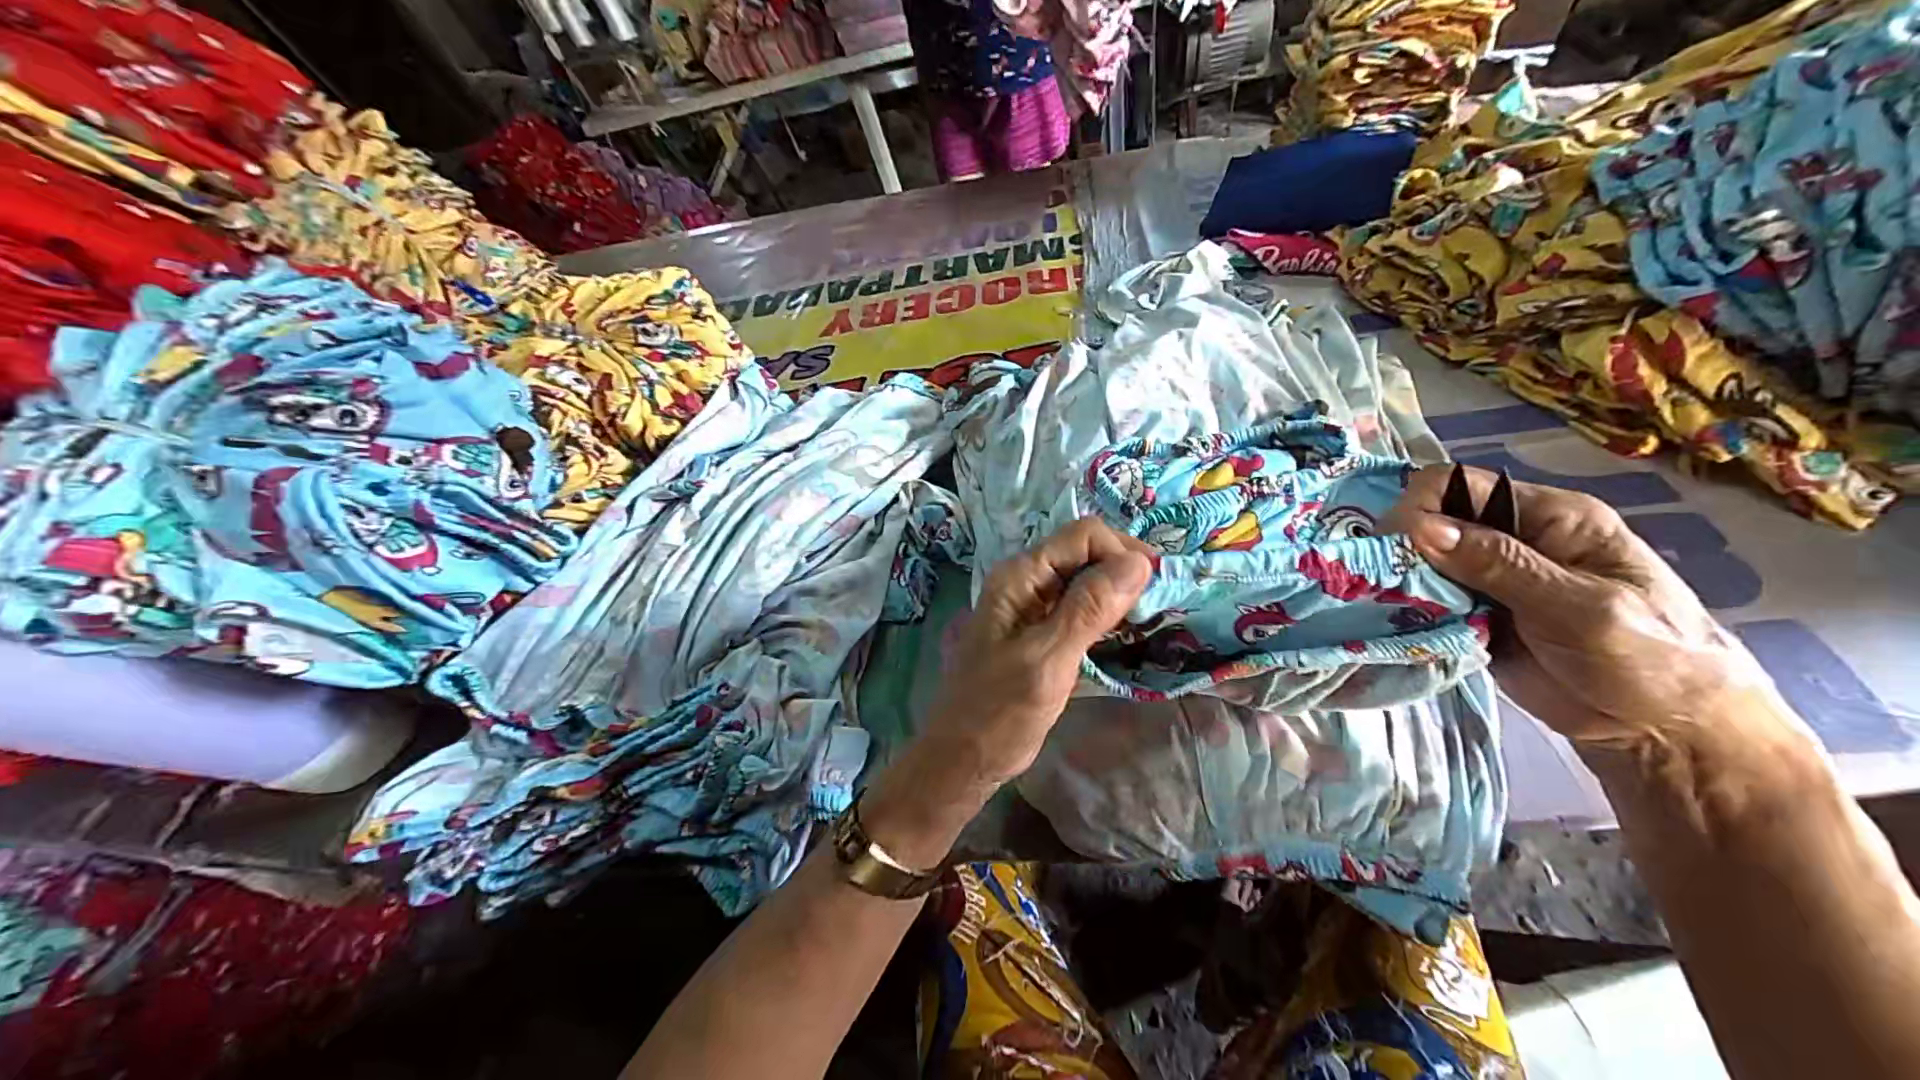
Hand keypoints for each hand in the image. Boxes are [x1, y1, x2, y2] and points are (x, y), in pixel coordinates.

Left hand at [862, 518, 1153, 865]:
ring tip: (1150, 618)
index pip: (1083, 536)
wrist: (964, 758)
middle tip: (1159, 605)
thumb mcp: (1048, 660)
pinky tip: (1126, 634)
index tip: (1156, 588)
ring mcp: (1032, 606)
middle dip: (1125, 569)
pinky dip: (1106, 613)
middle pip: (1086, 552)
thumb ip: (1088, 609)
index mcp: (1020, 577)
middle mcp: (1026, 582)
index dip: (1123, 553)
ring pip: (1085, 579)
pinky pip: (1079, 607)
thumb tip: (1138, 562)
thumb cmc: (999, 713)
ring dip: (1119, 592)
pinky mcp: (1040, 631)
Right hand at [1385, 466, 1793, 754]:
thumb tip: (1420, 527)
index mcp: (1550, 518)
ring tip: (1390, 609)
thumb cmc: (1649, 660)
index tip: (1397, 548)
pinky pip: (1425, 601)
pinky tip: (1402, 626)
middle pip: (1431, 522)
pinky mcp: (1472, 615)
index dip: (1420, 507)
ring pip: (1420, 563)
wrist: (1664, 733)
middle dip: (1403, 549)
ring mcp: (1489, 580)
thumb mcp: (1579, 609)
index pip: (1461, 486)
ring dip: (1401, 583)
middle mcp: (1513, 540)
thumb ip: (1500, 565)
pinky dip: (1408, 611)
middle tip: (1388, 586)